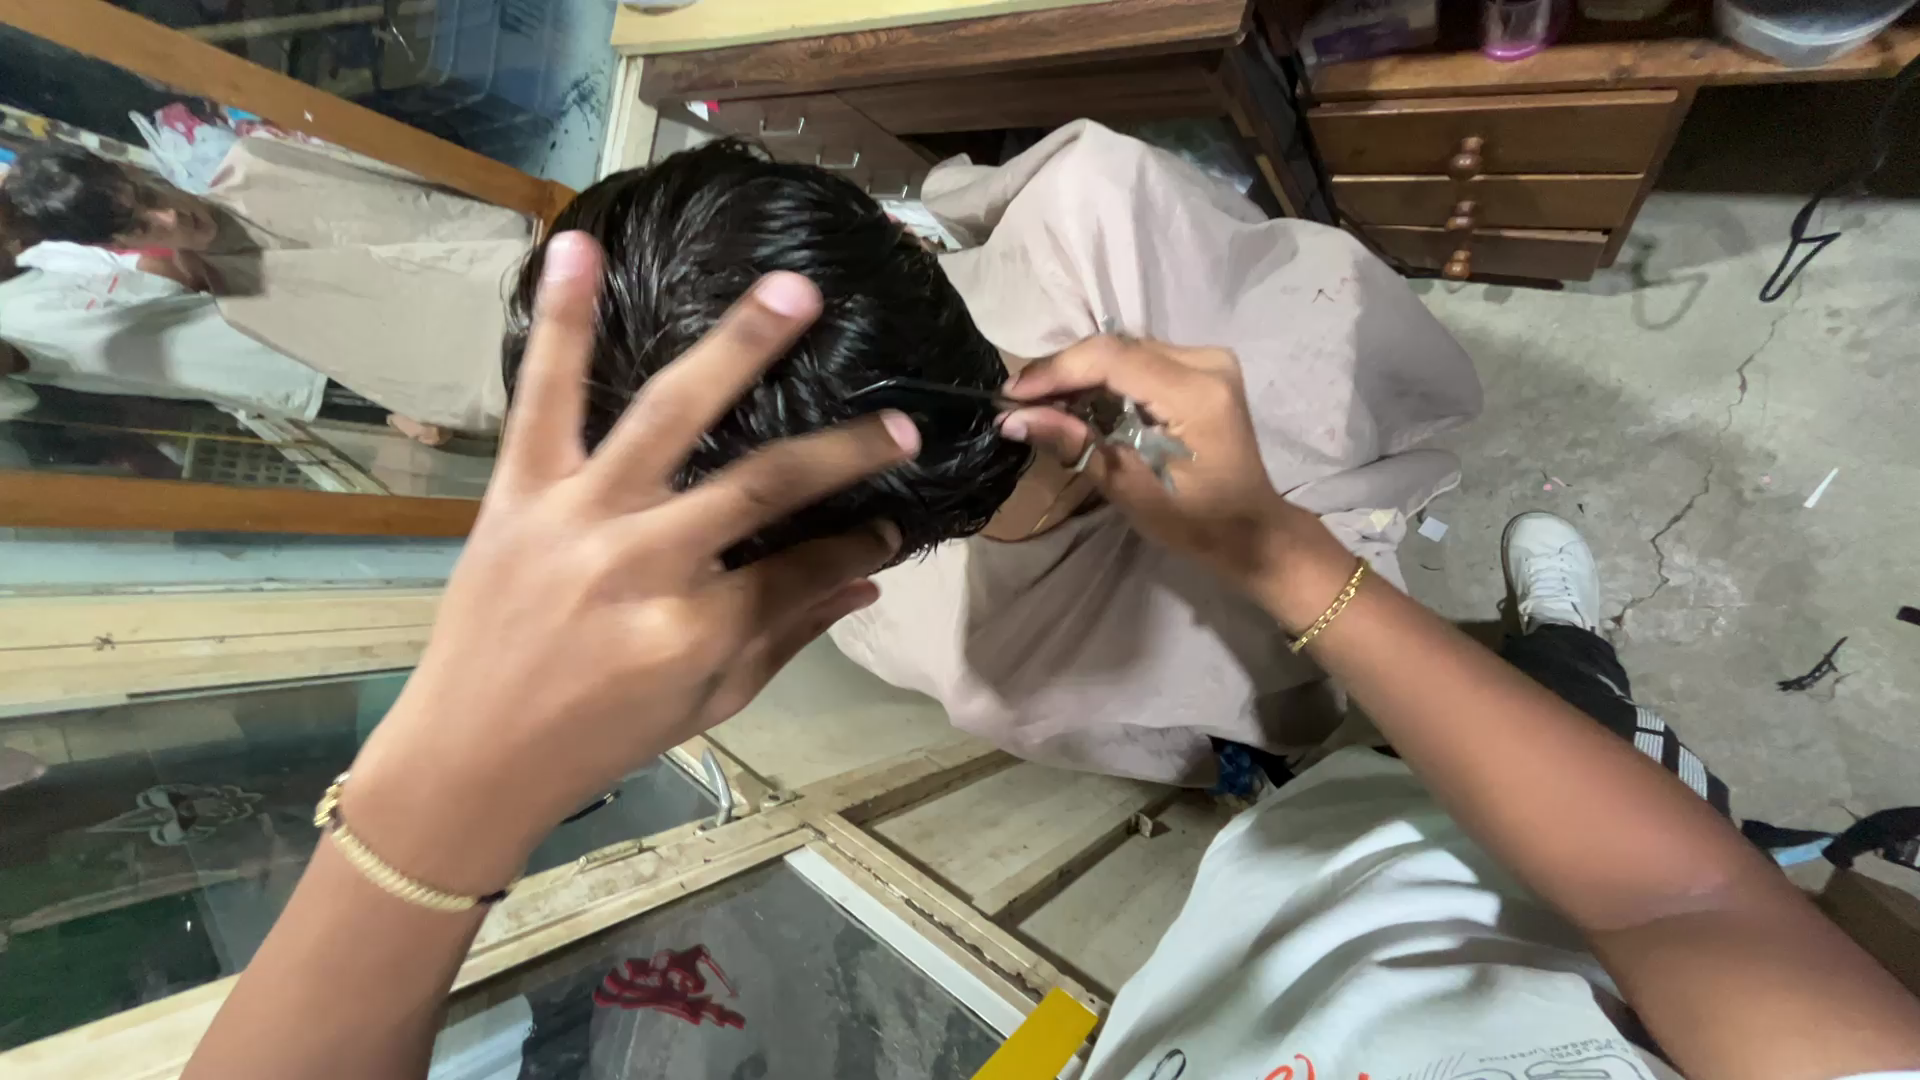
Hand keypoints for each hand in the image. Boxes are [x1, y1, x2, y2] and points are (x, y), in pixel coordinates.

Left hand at [342, 233, 919, 892]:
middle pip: (760, 487)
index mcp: (693, 631)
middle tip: (899, 421)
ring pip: (667, 416)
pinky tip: (579, 247)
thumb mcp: (712, 702)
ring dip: (736, 346)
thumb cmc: (603, 738)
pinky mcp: (517, 491)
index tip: (894, 525)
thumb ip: (791, 632)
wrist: (468, 761)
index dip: (860, 546)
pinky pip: (543, 398)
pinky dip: (562, 323)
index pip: (805, 570)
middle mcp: (642, 564)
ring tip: (791, 290)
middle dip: (842, 452)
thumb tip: (869, 578)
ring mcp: (575, 516)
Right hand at [998, 336, 1353, 624]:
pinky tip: (1075, 400)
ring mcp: (1207, 361)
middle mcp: (1206, 362)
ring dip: (1078, 375)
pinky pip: (1139, 362)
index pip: (1111, 359)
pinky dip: (1103, 380)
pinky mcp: (1201, 370)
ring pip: (1124, 351)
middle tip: (1017, 401)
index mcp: (1196, 393)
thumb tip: (1013, 419)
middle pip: (1115, 348)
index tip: (1011, 394)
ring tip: (1037, 402)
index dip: (1055, 371)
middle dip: (1061, 372)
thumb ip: (1074, 443)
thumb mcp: (1129, 488)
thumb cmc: (1195, 521)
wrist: (1250, 530)